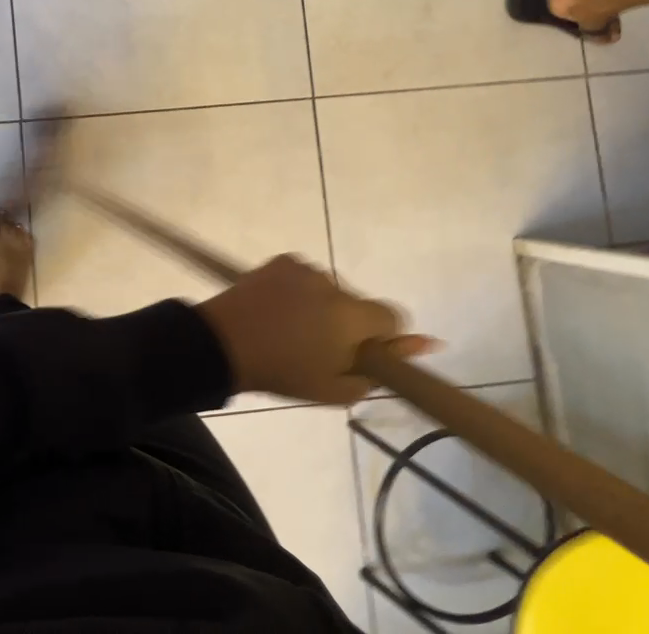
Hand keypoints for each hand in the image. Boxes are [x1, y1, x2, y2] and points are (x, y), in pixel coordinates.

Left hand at [195, 255, 435, 404]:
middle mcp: (334, 283)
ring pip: (330, 290)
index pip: (392, 317)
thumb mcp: (337, 387)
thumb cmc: (282, 372)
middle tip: (317, 346)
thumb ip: (383, 369)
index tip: (360, 353)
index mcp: (353, 315)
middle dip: (348, 323)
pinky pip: (304, 278)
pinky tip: (278, 309)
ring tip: (290, 329)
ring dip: (321, 306)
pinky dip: (299, 291)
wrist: (222, 344)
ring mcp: (305, 268)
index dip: (382, 338)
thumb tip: (425, 344)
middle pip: (358, 304)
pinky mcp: (281, 261)